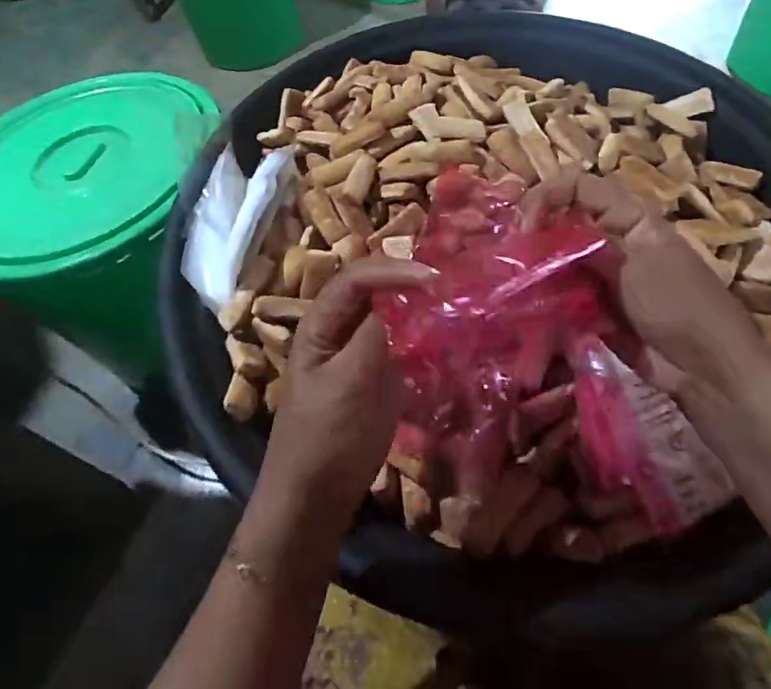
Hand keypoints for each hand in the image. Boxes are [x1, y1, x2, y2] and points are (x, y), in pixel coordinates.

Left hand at [257, 257, 436, 527]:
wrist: (316, 498)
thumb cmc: (323, 438)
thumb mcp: (347, 383)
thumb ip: (373, 335)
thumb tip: (405, 295)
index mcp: (320, 324)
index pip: (356, 279)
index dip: (393, 270)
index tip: (433, 278)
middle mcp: (340, 329)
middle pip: (375, 288)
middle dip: (409, 278)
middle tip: (450, 279)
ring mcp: (361, 351)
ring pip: (392, 312)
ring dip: (419, 302)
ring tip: (454, 297)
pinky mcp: (380, 373)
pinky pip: (404, 340)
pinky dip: (425, 330)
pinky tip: (448, 330)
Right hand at [522, 172, 770, 400]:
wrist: (707, 370)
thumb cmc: (679, 306)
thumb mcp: (637, 263)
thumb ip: (590, 242)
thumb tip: (543, 230)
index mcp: (629, 217)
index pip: (579, 186)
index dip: (547, 196)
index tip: (525, 226)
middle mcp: (612, 240)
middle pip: (562, 223)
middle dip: (533, 234)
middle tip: (509, 257)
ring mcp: (602, 276)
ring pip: (557, 261)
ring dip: (534, 270)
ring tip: (511, 284)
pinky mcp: (594, 310)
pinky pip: (561, 297)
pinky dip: (542, 300)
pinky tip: (524, 309)